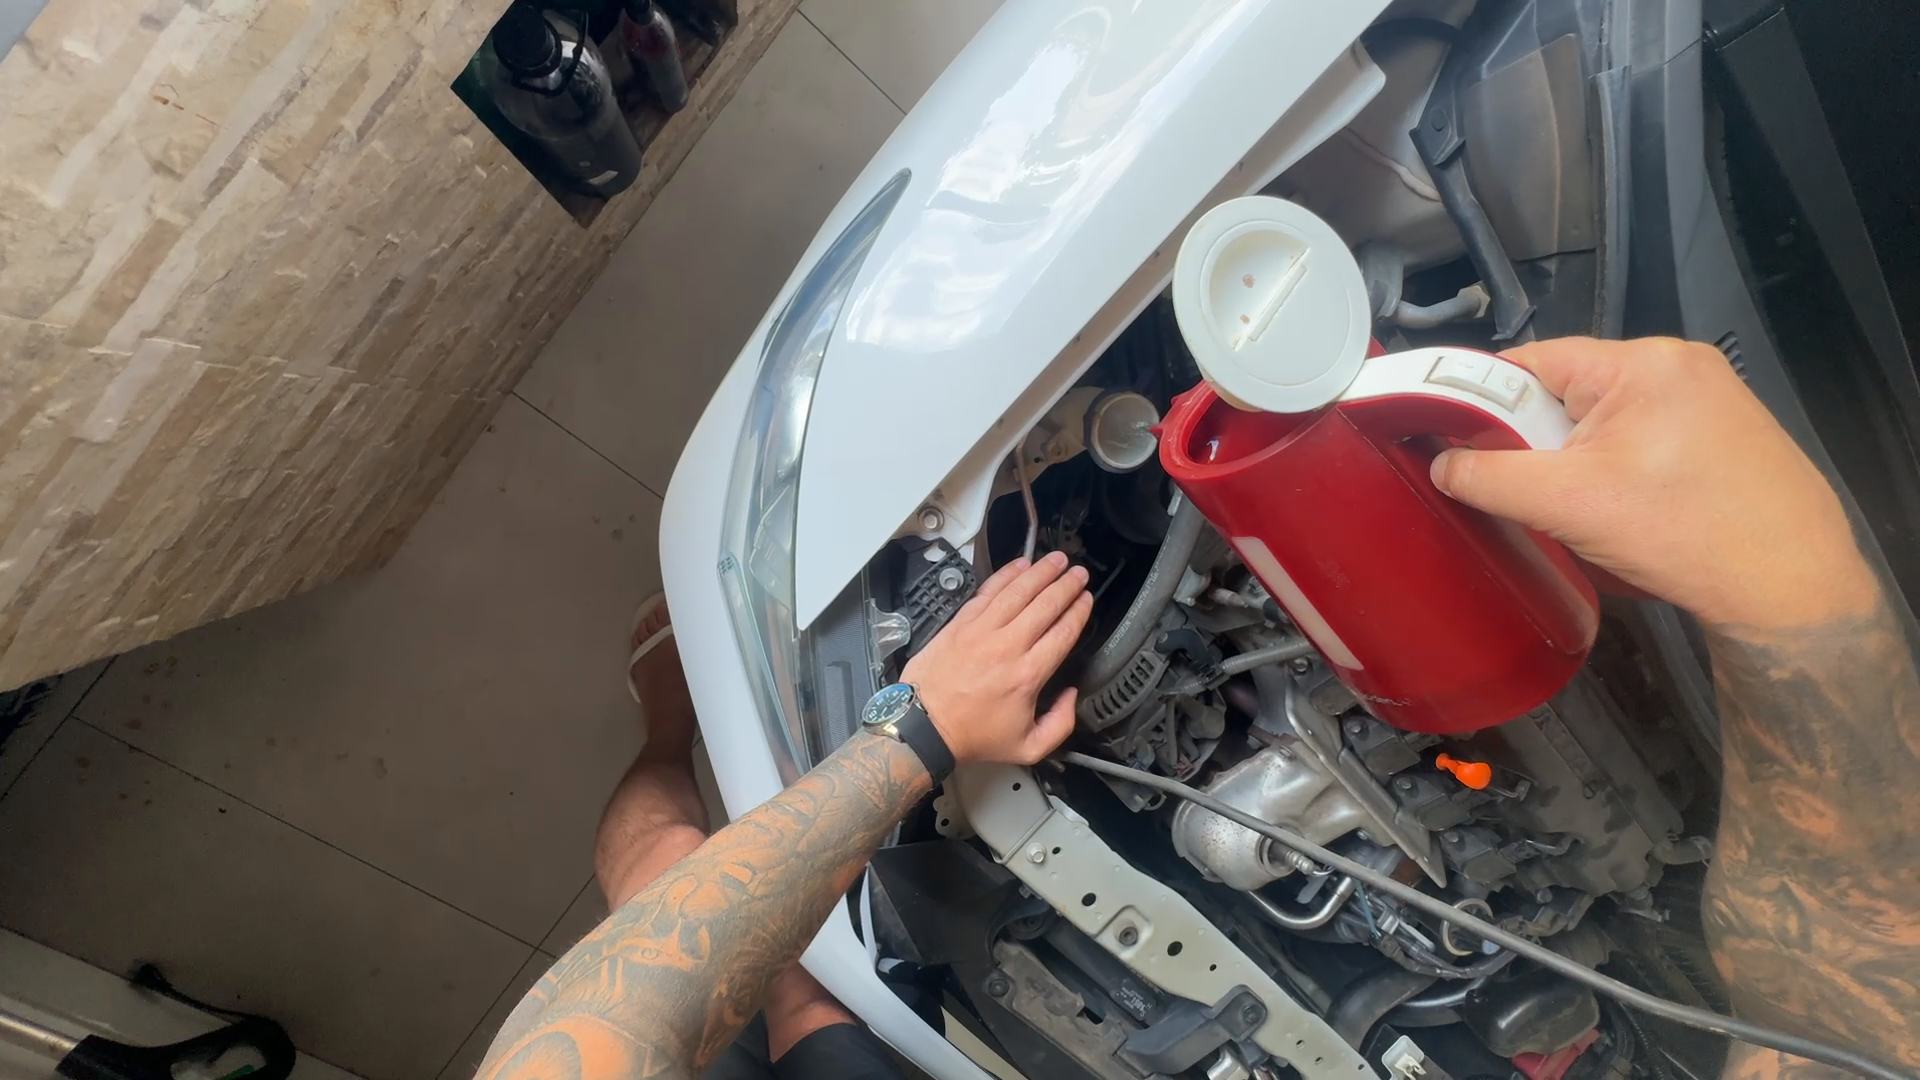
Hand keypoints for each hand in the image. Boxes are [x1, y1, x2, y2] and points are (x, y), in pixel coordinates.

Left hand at [903, 551, 1093, 765]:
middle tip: (1079, 574)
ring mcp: (982, 631)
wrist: (924, 726)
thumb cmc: (971, 735)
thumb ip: (1060, 724)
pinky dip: (1006, 575)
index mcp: (1028, 675)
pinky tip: (1020, 564)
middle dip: (1066, 585)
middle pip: (1045, 605)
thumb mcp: (1027, 748)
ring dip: (1040, 572)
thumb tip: (1072, 696)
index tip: (1087, 600)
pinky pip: (988, 591)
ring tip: (1057, 560)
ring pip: (1018, 591)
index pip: (1062, 632)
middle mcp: (1007, 646)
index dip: (1079, 611)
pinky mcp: (961, 623)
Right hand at [1429, 336, 1877, 630]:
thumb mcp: (1562, 503)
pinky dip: (1588, 465)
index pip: (1525, 363)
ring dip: (1553, 456)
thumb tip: (1438, 465)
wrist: (1790, 590)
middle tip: (1514, 482)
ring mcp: (1696, 399)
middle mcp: (1673, 367)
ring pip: (1582, 418)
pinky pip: (1616, 436)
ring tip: (1560, 498)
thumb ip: (1485, 476)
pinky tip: (1597, 501)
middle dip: (1520, 436)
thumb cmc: (1683, 532)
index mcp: (1642, 364)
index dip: (1475, 398)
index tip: (1446, 437)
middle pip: (1552, 391)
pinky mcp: (1704, 433)